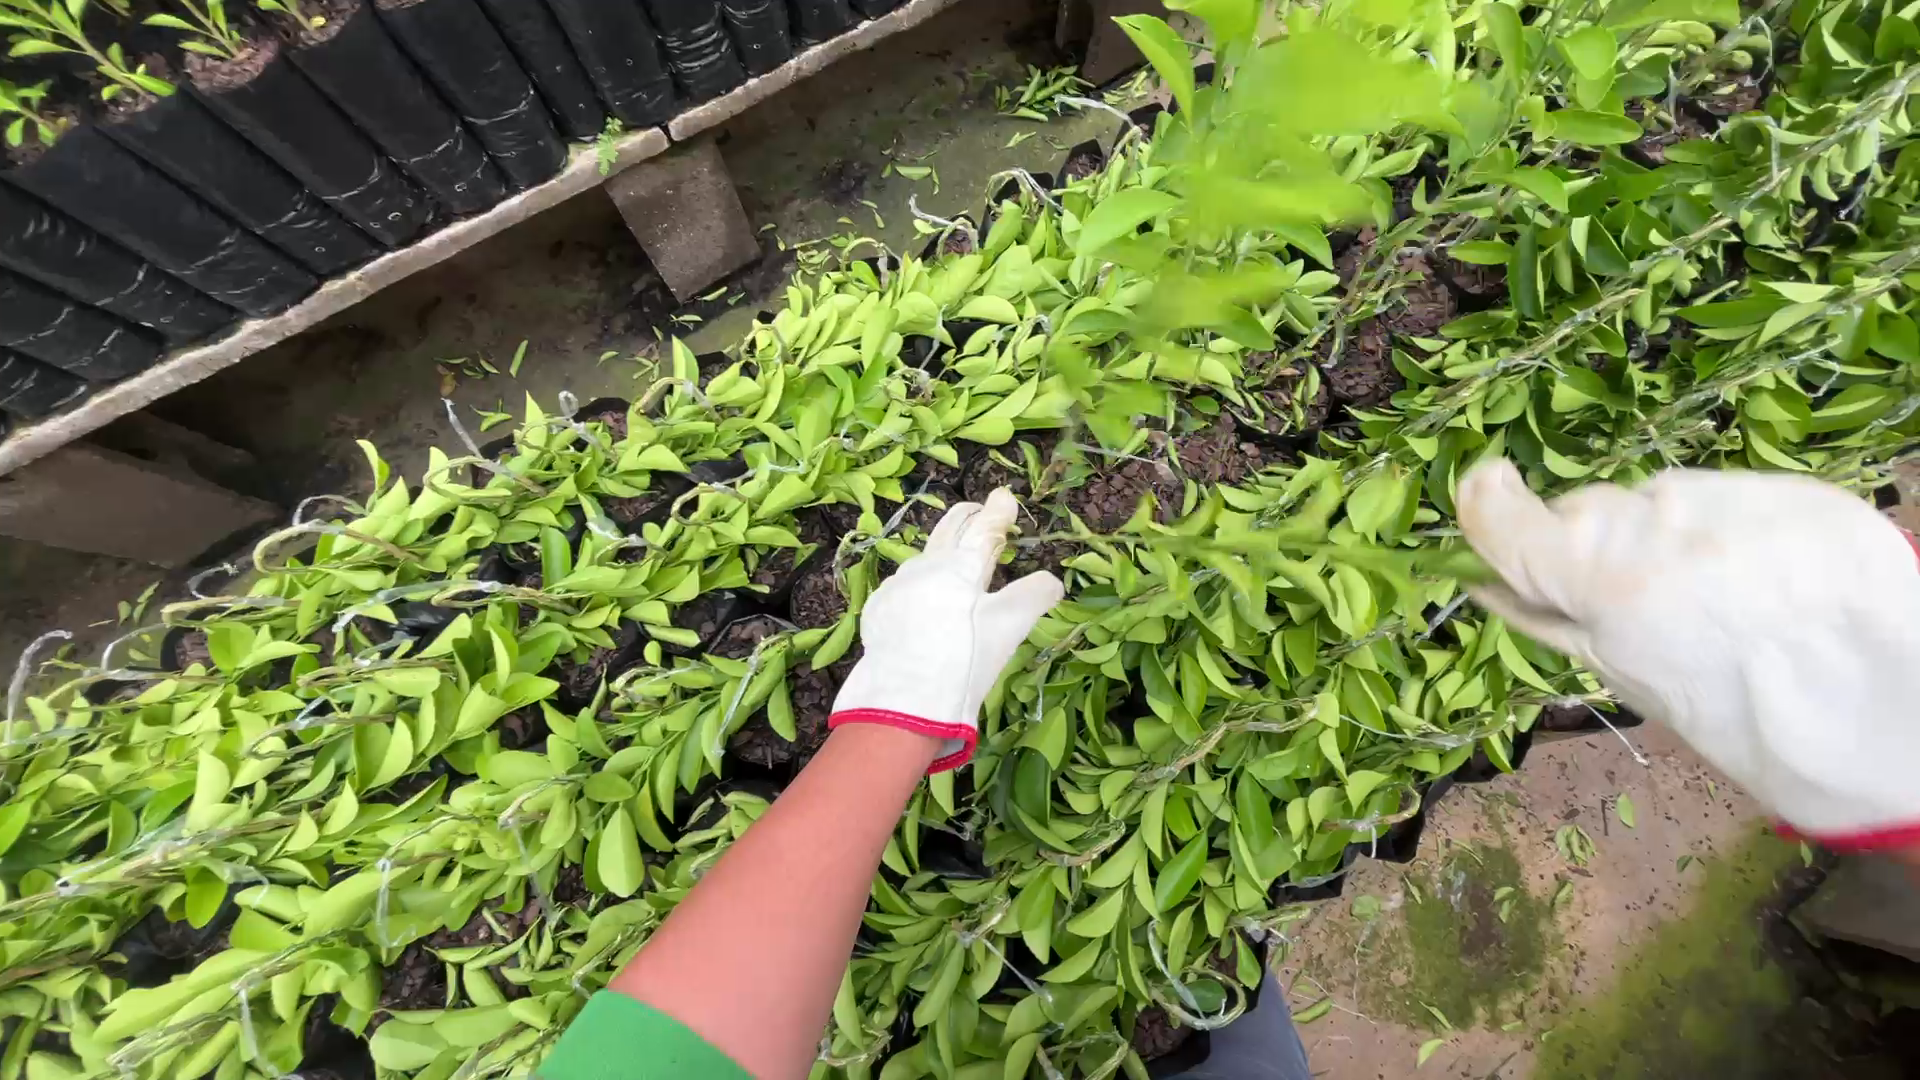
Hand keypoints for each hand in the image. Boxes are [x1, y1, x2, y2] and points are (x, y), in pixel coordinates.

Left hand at [831, 487, 1064, 772]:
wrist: (906, 700)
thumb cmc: (964, 659)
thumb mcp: (1009, 627)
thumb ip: (1034, 596)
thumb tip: (1053, 581)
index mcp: (960, 567)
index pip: (984, 529)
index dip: (998, 512)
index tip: (1005, 496)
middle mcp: (926, 567)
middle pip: (948, 531)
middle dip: (967, 517)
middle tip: (978, 511)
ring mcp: (899, 587)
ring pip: (925, 556)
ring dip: (944, 548)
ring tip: (954, 553)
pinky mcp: (882, 610)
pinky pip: (905, 583)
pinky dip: (922, 579)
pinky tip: (924, 595)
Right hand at [1456, 459, 1919, 851]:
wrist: (1884, 709)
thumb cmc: (1720, 704)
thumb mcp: (1608, 664)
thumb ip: (1538, 612)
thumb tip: (1481, 578)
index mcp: (1592, 569)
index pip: (1497, 509)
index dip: (1482, 499)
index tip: (1487, 492)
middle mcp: (1647, 516)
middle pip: (1582, 509)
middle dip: (1589, 541)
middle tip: (1635, 592)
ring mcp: (1721, 494)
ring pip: (1651, 501)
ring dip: (1659, 532)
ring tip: (1716, 589)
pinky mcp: (1785, 485)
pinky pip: (1718, 497)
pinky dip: (1720, 528)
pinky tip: (1761, 574)